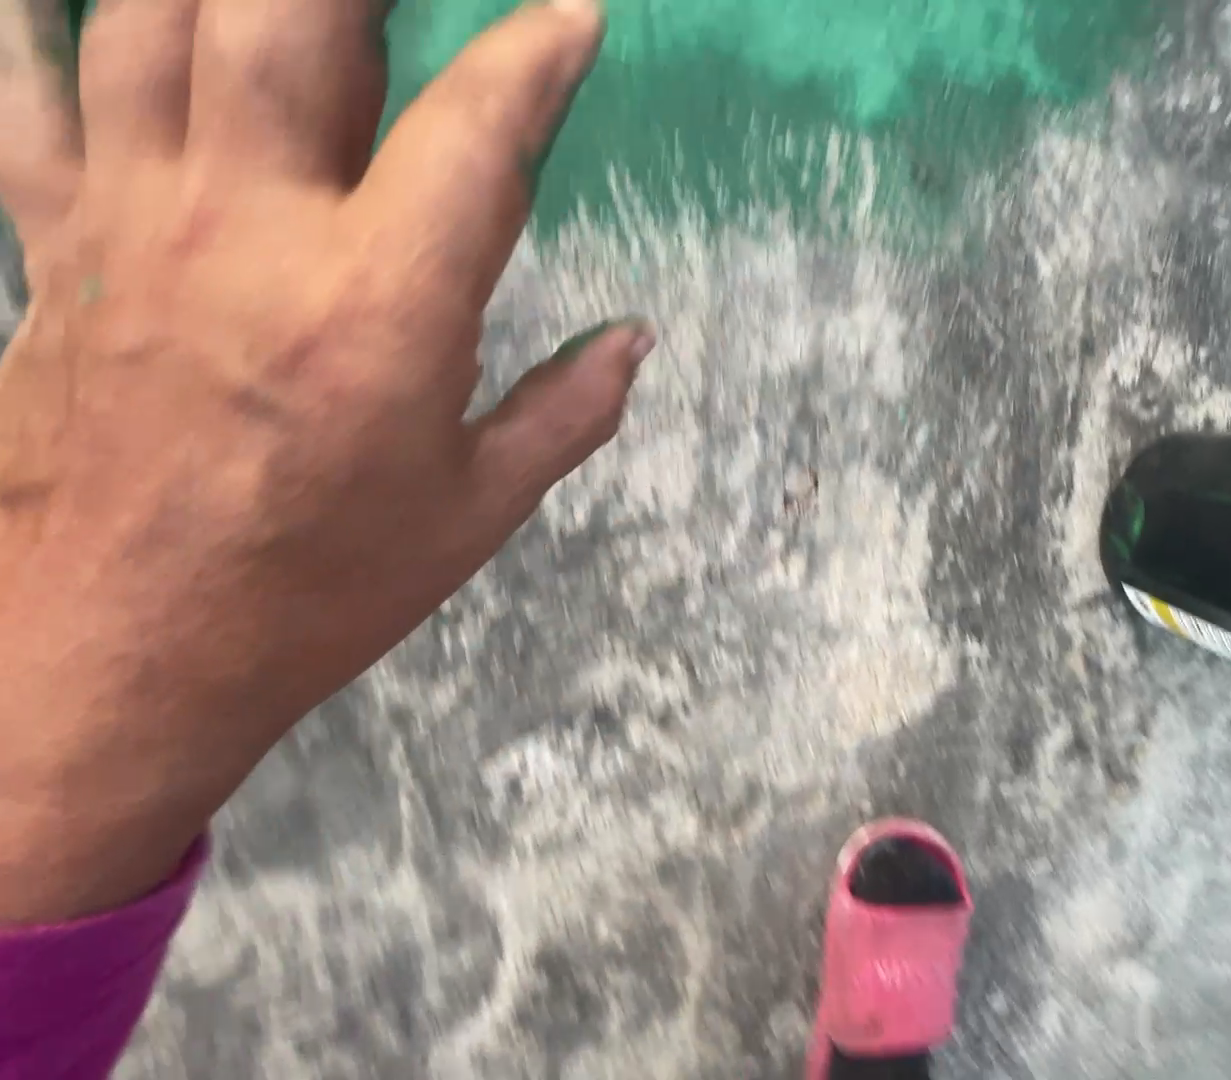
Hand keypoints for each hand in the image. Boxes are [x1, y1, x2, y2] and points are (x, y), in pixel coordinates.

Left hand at [0, 0, 648, 923]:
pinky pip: (27, 88)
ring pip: (148, 22)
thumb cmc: (324, 585)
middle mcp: (249, 230)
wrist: (110, 650)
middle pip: (282, 26)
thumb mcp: (481, 508)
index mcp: (382, 309)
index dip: (532, 62)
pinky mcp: (44, 243)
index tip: (575, 18)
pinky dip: (54, 22)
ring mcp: (127, 221)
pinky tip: (91, 4)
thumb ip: (568, 409)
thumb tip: (636, 338)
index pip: (472, 139)